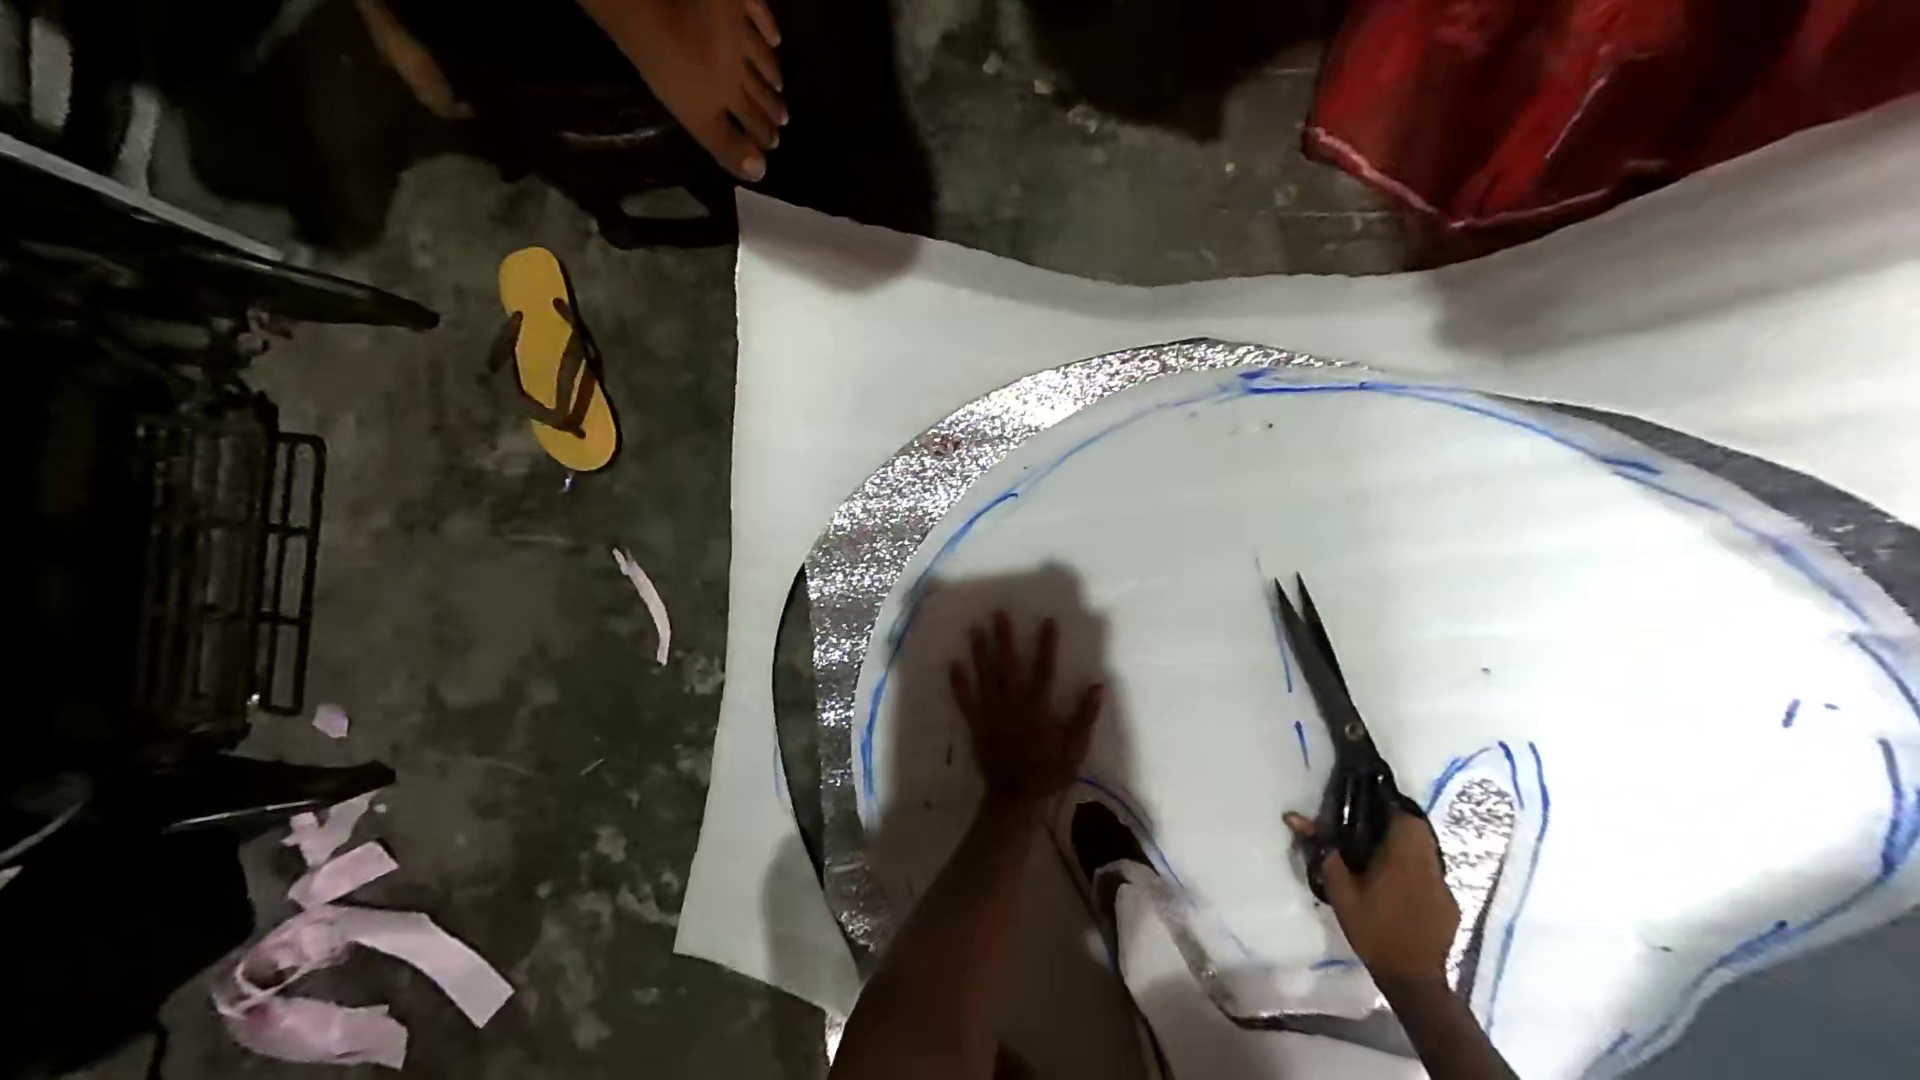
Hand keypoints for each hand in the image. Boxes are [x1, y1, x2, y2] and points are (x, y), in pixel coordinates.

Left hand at [949, 612, 1103, 804]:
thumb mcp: (1076, 747)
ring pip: (985, 677)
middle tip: (998, 613)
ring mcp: (992, 713)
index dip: (1047, 644)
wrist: (1017, 796)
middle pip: (1009, 665)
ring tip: (974, 629)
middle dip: (1004, 638)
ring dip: (979, 652)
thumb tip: (1098, 685)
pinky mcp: (977, 724)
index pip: (1044, 668)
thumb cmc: (1049, 772)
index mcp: (1038, 708)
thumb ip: (1085, 716)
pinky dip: (958, 683)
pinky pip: (965, 701)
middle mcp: (1013, 704)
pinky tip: (952, 664)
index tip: (1047, 620)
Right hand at [1285, 808, 1457, 987]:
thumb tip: (1293, 817)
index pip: (1406, 817)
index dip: (1390, 805)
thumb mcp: (1340, 890)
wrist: (1412, 978)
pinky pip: (1432, 876)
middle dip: (1399, 823)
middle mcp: (1428, 866)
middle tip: (1371, 827)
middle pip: (1420, 831)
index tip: (1369, 805)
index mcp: (1403, 857)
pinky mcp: (1450, 906)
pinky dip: (1417, 871)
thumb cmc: (1373, 928)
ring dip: (1409, 846)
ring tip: (1382, 854)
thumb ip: (1323, 851)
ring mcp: (1443, 887)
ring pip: (1428, 852)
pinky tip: (1398, 887)